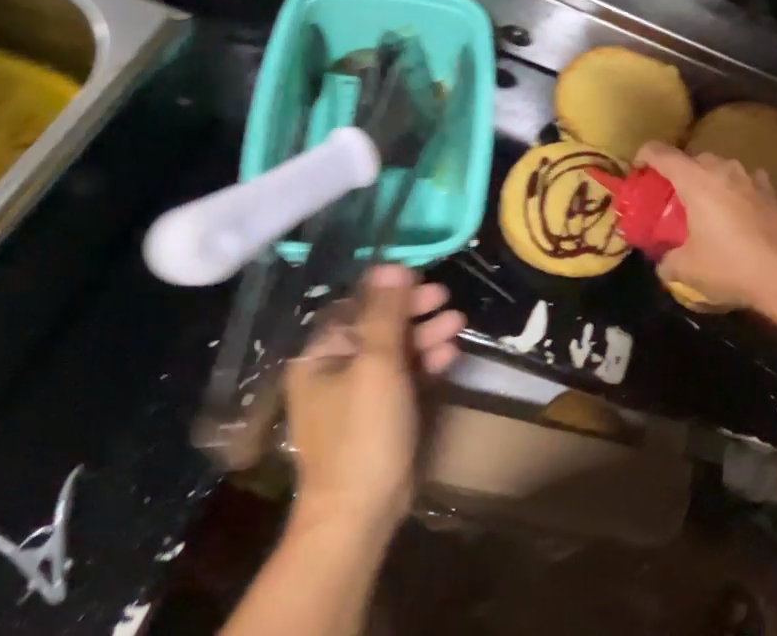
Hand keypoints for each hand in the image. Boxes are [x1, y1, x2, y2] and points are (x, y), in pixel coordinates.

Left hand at [283, 266, 464, 528]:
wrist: (359, 510)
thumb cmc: (363, 431)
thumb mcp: (376, 364)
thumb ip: (385, 313)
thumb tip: (390, 266)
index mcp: (318, 357)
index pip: (353, 308)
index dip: (388, 291)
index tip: (424, 280)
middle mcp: (332, 373)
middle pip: (376, 328)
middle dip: (412, 312)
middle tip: (447, 300)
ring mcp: (355, 398)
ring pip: (393, 353)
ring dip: (425, 336)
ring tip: (458, 324)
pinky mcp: (378, 419)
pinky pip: (402, 380)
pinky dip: (424, 365)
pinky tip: (450, 356)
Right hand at [635, 143, 776, 317]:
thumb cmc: (732, 265)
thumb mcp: (688, 269)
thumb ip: (668, 262)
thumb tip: (663, 264)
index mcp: (697, 180)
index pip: (661, 153)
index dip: (644, 156)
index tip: (638, 170)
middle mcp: (726, 169)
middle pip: (695, 160)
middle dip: (681, 175)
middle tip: (674, 201)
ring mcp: (754, 178)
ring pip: (724, 171)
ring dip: (712, 185)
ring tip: (707, 212)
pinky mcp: (776, 193)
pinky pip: (746, 186)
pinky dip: (737, 197)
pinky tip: (739, 222)